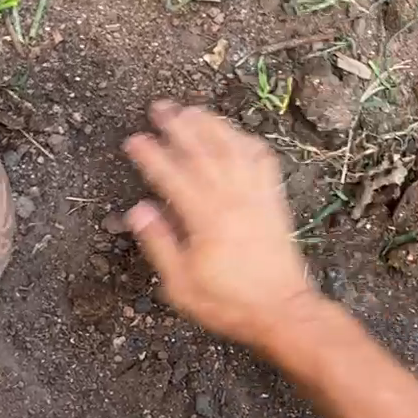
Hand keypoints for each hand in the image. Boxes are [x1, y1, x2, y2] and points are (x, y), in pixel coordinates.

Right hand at [122, 101, 324, 348]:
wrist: (282, 310)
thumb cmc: (230, 302)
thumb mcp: (181, 285)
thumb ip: (160, 243)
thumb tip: (139, 210)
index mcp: (206, 219)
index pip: (172, 176)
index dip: (151, 155)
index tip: (134, 139)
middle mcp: (232, 199)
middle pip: (202, 151)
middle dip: (178, 125)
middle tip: (160, 107)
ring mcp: (256, 196)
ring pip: (232, 148)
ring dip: (211, 125)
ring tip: (192, 110)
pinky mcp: (273, 200)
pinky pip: (262, 161)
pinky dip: (247, 142)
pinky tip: (235, 134)